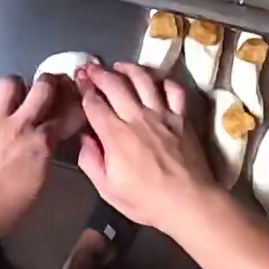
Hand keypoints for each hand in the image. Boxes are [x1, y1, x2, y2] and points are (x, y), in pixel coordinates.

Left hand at [0, 75, 78, 242]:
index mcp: (42, 143)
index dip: (74, 103)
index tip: (74, 98)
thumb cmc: (9, 207)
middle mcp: (21, 125)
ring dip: (15, 85)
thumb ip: (44, 154)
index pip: (68, 114)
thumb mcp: (40, 181)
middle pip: (43, 87)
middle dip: (49, 82)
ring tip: (14, 94)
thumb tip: (46, 140)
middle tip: (46, 86)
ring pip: (9, 83)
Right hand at [75, 63, 221, 234]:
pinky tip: (156, 82)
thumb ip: (91, 161)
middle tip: (91, 67)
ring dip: (128, 69)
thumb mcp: (107, 189)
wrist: (189, 202)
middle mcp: (137, 117)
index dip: (83, 88)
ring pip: (143, 80)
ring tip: (119, 66)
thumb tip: (85, 138)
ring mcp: (162, 114)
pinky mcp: (182, 117)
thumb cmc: (146, 200)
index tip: (78, 79)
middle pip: (115, 84)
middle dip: (99, 73)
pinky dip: (164, 81)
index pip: (94, 103)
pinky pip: (174, 90)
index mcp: (115, 135)